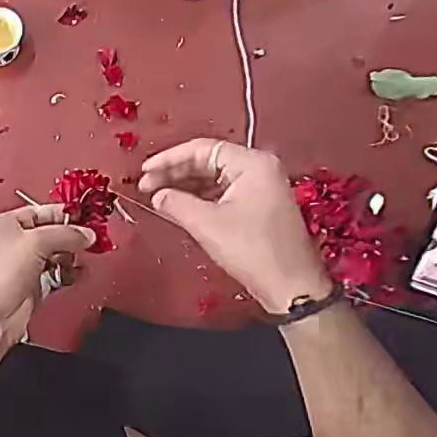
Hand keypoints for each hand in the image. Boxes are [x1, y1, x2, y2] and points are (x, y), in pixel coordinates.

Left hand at [0, 204, 93, 341]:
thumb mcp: (34, 242)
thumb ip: (64, 234)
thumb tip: (86, 233)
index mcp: (4, 225)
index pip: (40, 212)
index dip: (63, 214)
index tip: (86, 217)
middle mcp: (12, 244)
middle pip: (49, 234)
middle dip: (70, 236)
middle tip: (91, 239)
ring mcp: (22, 267)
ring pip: (55, 255)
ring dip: (71, 256)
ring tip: (82, 258)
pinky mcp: (31, 288)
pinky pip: (55, 276)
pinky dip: (68, 274)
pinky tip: (77, 274)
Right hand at [139, 138, 332, 312]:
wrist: (292, 287)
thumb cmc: (252, 250)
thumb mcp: (208, 224)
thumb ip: (176, 203)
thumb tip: (157, 195)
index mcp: (252, 163)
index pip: (202, 149)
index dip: (169, 159)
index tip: (144, 172)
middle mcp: (258, 168)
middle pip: (208, 161)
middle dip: (174, 173)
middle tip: (145, 186)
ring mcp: (261, 187)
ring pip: (214, 178)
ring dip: (185, 186)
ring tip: (156, 197)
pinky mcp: (258, 206)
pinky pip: (222, 193)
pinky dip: (199, 199)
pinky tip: (178, 207)